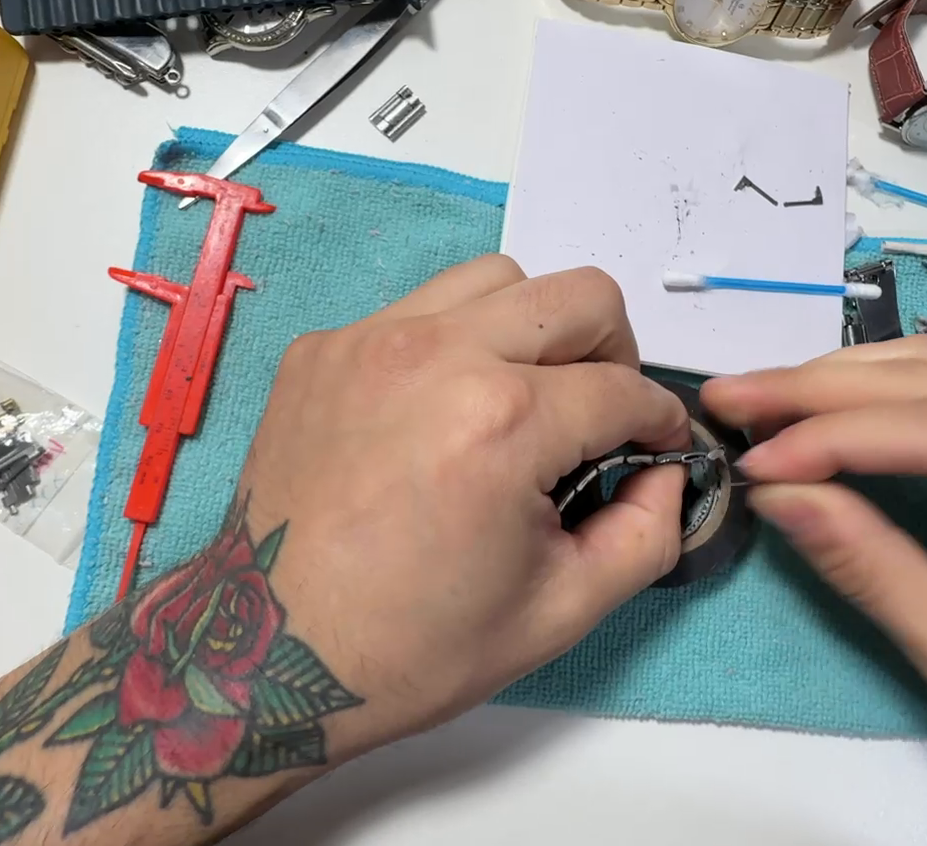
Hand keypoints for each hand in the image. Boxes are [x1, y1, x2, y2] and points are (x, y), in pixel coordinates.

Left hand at [238, 255, 689, 751]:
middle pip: (580, 295)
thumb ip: (646, 534)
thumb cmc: (413, 644)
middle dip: (614, 351)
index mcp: (504, 421)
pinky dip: (453, 342)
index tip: (656, 444)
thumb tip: (664, 472)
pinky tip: (435, 407)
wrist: (261, 648)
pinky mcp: (323, 344)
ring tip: (518, 393)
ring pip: (498, 279)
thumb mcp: (559, 611)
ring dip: (533, 328)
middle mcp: (439, 352)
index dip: (661, 419)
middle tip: (597, 409)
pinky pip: (419, 308)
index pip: (625, 388)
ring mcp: (371, 337)